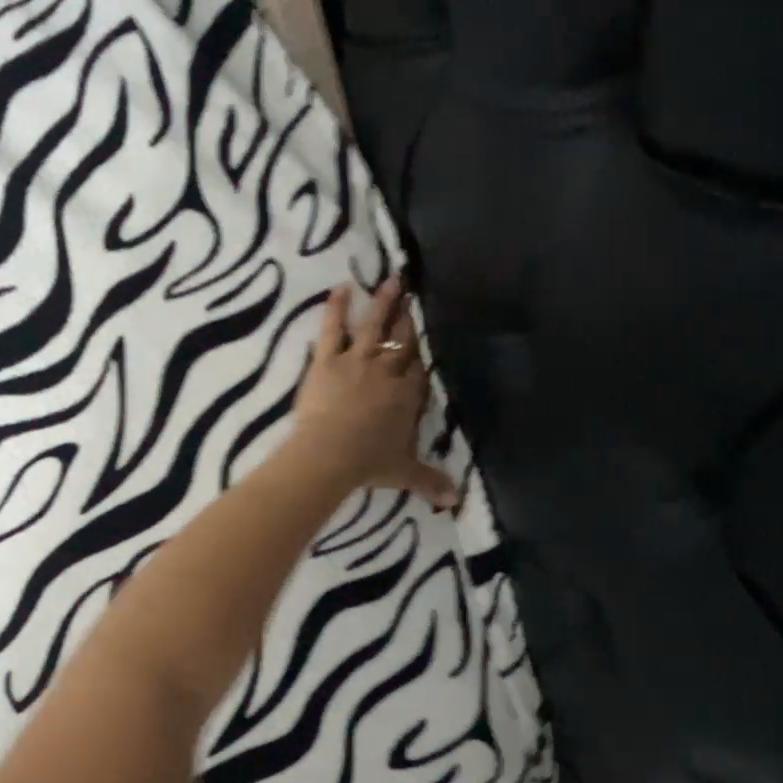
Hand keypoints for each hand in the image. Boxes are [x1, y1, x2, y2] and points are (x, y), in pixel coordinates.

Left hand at [288, 278, 458, 508]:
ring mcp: (358, 362)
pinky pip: (333, 329)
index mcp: (408, 397)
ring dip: (383, 303)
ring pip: (374, 326)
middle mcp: (387, 373)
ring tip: (391, 280)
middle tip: (415, 294)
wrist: (331, 454)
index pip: (420, 370)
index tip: (429, 336)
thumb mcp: (404, 473)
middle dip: (410, 319)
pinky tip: (340, 288)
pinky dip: (336, 308)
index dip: (424, 354)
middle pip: (403, 341)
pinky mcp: (327, 360)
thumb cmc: (368, 464)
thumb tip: (455, 502)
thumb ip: (429, 482)